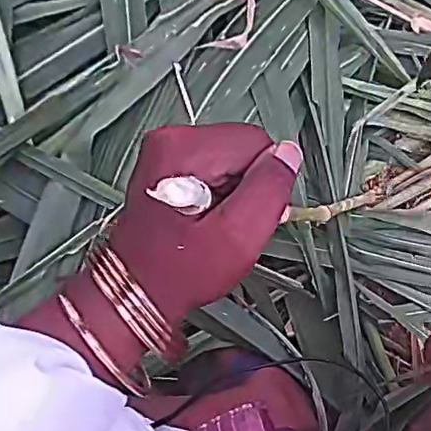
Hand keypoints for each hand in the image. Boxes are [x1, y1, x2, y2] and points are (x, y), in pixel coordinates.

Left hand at [109, 124, 301, 321]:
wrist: (140, 291)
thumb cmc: (183, 272)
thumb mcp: (238, 236)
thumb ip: (269, 189)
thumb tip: (290, 153)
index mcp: (185, 149)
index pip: (258, 143)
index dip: (267, 183)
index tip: (250, 217)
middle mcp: (171, 140)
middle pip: (245, 149)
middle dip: (251, 189)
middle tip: (234, 227)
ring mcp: (166, 151)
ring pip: (234, 161)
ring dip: (237, 196)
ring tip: (217, 227)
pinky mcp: (167, 166)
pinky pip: (216, 171)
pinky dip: (222, 198)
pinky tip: (208, 223)